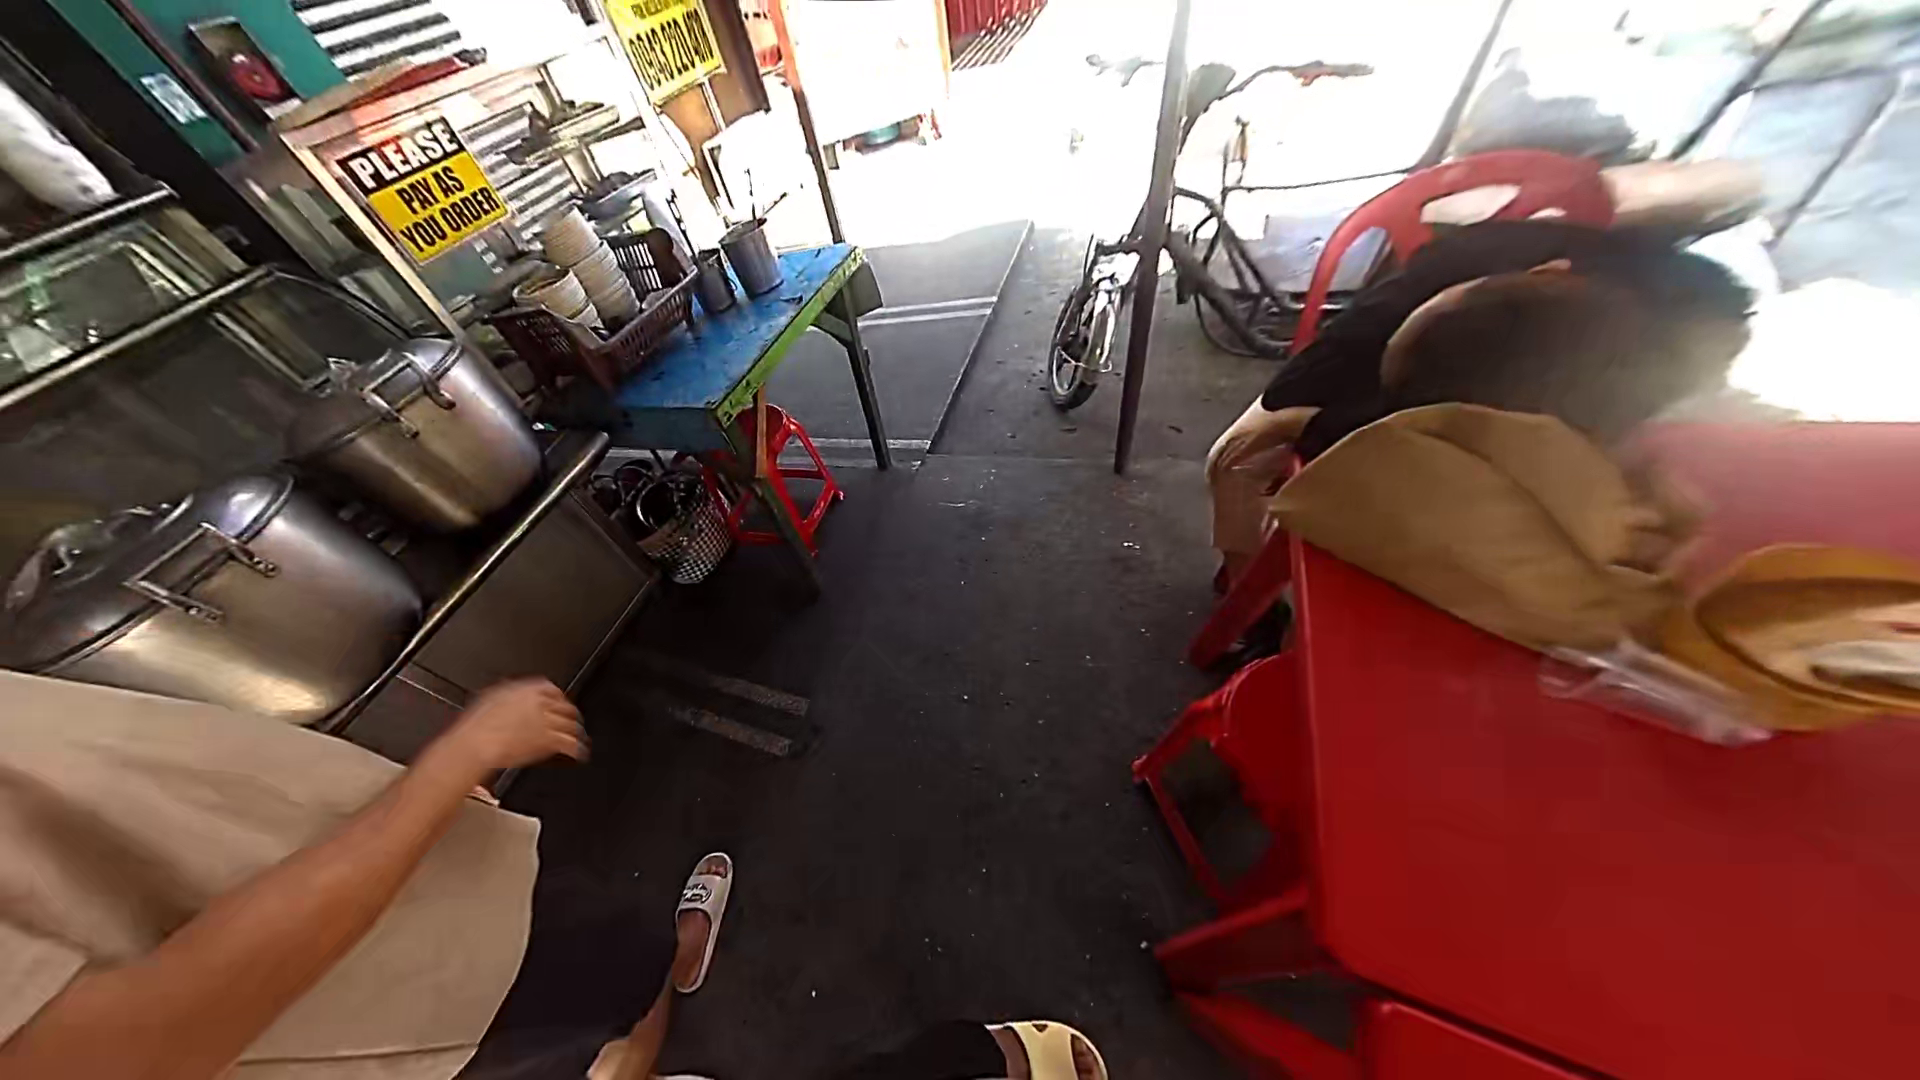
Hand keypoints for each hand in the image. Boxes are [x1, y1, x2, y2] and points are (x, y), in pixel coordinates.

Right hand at [429, 679, 585, 775]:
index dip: (559, 700)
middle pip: (567, 709)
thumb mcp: (490, 700)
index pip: (553, 691)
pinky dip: (577, 749)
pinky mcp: (550, 740)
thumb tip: (514, 697)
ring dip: (577, 733)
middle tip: (573, 724)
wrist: (471, 747)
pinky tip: (578, 754)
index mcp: (528, 690)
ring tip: (579, 739)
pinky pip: (570, 744)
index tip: (561, 706)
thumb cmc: (472, 728)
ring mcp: (548, 721)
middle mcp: (542, 703)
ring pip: (572, 726)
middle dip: (571, 717)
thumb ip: (510, 697)